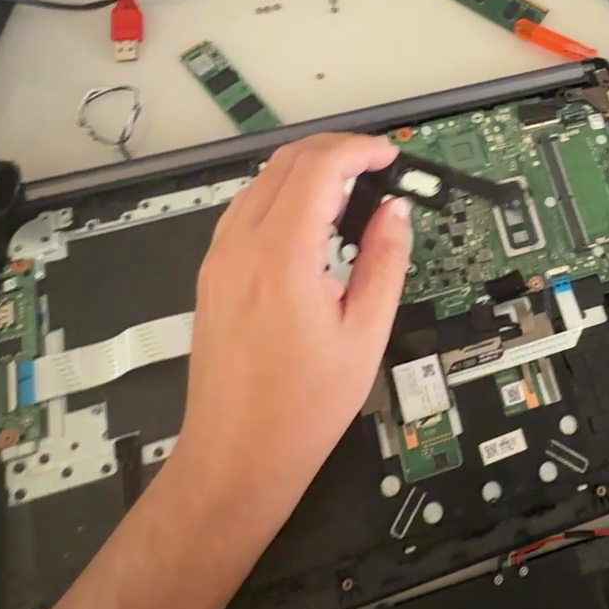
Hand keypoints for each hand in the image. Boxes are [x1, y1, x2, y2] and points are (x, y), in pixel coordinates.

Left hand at [176, 133, 411, 512]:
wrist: (236, 457)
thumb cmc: (302, 407)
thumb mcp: (365, 334)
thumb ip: (385, 262)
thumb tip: (396, 212)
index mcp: (281, 258)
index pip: (317, 169)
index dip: (358, 150)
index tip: (389, 157)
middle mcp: (240, 248)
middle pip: (285, 162)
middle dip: (335, 150)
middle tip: (376, 167)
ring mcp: (219, 259)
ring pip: (262, 180)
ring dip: (308, 170)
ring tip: (351, 192)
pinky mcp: (213, 273)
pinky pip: (247, 209)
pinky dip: (284, 195)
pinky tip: (313, 221)